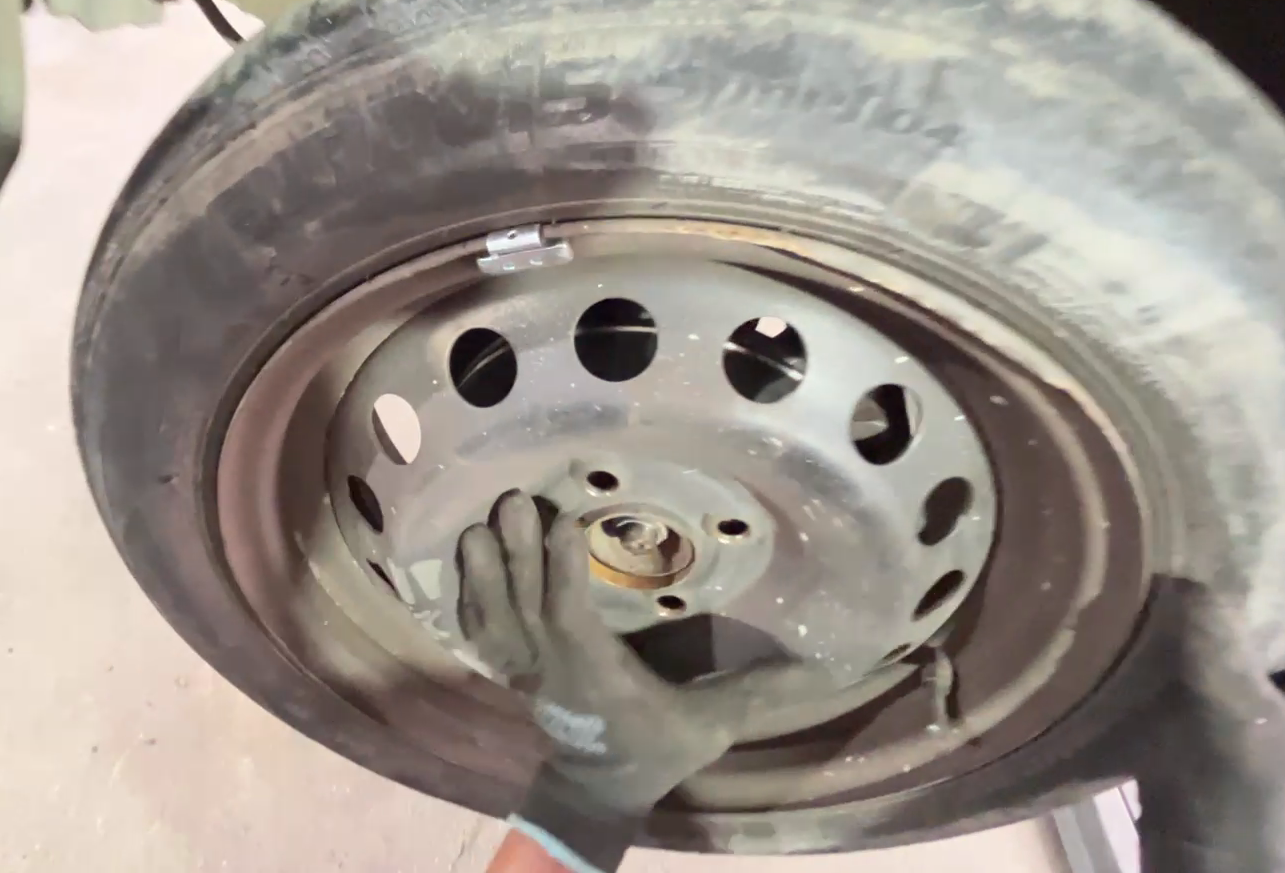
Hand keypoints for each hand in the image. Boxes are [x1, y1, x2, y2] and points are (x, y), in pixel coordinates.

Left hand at [458, 493, 823, 871]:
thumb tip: (821, 665)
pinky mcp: (505, 666)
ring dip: (481, 570)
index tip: (564, 521)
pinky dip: (465, 595)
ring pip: (490, 617)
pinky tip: (464, 555)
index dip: (561, 573)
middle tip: (513, 499)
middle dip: (514, 554)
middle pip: (521, 607)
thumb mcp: (709, 725)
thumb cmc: (655, 747)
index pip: (569, 620)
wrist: (600, 786)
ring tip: (479, 522)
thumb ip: (755, 694)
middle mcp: (548, 666)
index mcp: (595, 674)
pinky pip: (475, 631)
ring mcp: (519, 668)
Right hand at [1132, 581, 1284, 871]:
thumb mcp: (1210, 680)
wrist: (1212, 849)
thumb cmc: (1224, 763)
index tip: (1273, 578)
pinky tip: (1213, 680)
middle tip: (1239, 600)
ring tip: (1219, 634)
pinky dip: (1263, 687)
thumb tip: (1195, 582)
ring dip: (1275, 657)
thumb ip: (1207, 622)